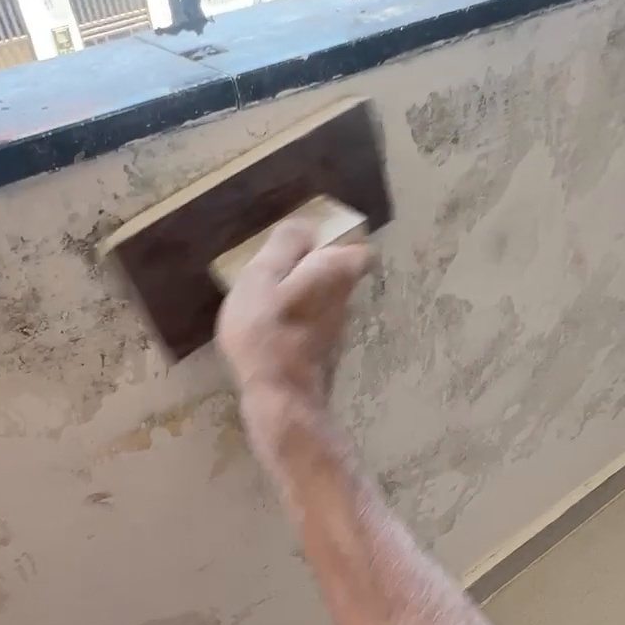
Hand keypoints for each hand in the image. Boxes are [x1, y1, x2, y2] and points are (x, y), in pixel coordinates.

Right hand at [216, 212, 371, 413]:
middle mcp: (344, 302)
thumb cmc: (267, 332)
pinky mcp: (324, 357)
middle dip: (318, 269)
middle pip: (341, 277)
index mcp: (334, 275)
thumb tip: (307, 225)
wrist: (281, 399)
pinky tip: (272, 331)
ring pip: (327, 304)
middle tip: (280, 270)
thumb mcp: (262, 277)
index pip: (362, 251)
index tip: (314, 243)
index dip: (343, 243)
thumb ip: (285, 247)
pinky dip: (299, 323)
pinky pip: (314, 328)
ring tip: (269, 301)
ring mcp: (337, 333)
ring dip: (306, 298)